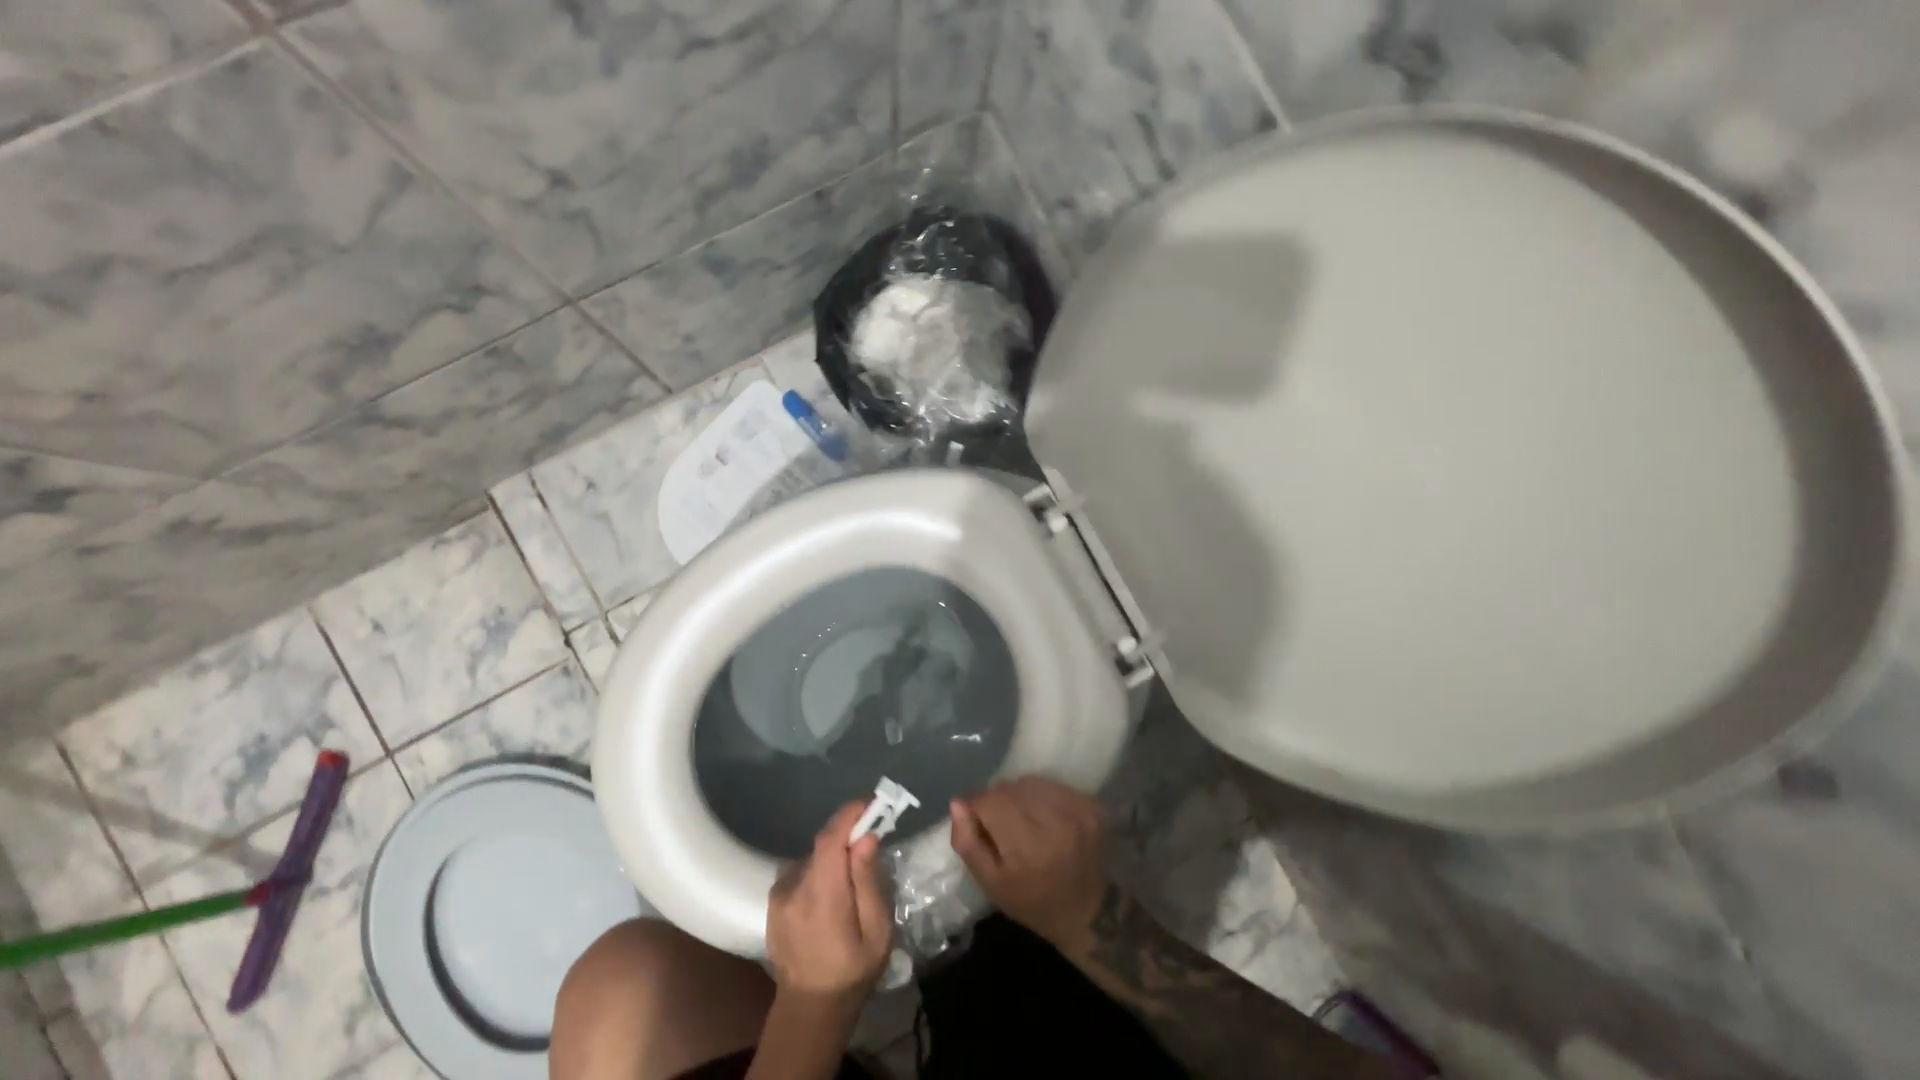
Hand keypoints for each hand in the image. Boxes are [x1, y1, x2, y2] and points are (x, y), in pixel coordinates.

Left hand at [765, 801, 893, 1005]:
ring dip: (833, 856)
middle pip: (821, 845)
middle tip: (872, 835)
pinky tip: (832, 892)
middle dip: (847, 835)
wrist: (811, 1006)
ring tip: (853, 874)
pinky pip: (801, 872)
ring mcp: (778, 895)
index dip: (848, 816)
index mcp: (822, 897)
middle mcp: (793, 889)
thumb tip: (866, 838)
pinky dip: (819, 870)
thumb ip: (869, 882)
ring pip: (812, 858)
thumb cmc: (853, 971)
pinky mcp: (773, 900)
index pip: (830, 840)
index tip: (870, 803)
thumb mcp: (877, 932)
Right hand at [949, 776, 1109, 951]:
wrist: (1087, 912)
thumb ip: (968, 843)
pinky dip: (1043, 796)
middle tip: (1003, 827)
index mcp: (1027, 845)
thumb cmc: (1031, 902)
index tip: (981, 824)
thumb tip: (957, 803)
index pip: (989, 801)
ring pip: (1032, 783)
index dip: (978, 809)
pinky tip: (1046, 818)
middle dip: (999, 802)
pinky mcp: (1093, 806)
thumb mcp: (990, 883)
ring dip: (1021, 796)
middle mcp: (1055, 821)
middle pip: (1010, 788)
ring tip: (1025, 821)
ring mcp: (1078, 811)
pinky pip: (1054, 786)